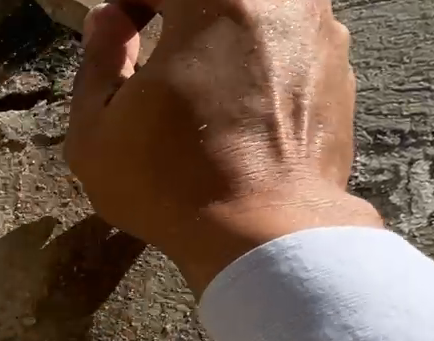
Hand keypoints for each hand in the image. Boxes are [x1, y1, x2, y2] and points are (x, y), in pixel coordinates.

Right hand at [64, 0, 384, 293]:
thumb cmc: (165, 181)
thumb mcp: (95, 133)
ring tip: (188, 99)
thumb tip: (107, 21)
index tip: (111, 36)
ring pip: (253, 17)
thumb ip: (98, 63)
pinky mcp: (339, 64)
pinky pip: (284, 45)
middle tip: (146, 63)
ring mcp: (320, 27)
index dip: (126, 6)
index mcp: (215, 2)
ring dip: (215, 42)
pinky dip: (252, 66)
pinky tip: (228, 120)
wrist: (261, 226)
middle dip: (174, 20)